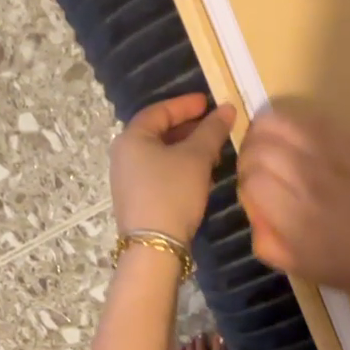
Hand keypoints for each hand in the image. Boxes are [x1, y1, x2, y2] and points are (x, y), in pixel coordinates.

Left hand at [110, 94, 236, 242]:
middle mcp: (123, 156)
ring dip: (186, 151)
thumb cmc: (172, 193)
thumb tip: (226, 109)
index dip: (185, 105)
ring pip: (160, 156)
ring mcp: (127, 181)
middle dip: (188, 129)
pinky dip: (179, 169)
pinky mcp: (136, 201)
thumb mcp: (196, 158)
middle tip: (213, 128)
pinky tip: (199, 177)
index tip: (208, 102)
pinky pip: (159, 175)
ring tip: (212, 152)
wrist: (154, 247)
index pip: (159, 111)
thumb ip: (212, 130)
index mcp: (131, 138)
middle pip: (158, 133)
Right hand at [238, 107, 349, 300]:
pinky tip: (296, 143)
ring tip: (269, 150)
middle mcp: (307, 176)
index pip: (249, 179)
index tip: (254, 198)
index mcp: (294, 214)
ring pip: (277, 122)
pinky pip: (308, 118)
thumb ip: (269, 242)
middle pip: (257, 145)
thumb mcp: (302, 270)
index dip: (244, 185)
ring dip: (264, 133)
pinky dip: (292, 125)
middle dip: (248, 157)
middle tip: (256, 172)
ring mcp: (329, 152)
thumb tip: (255, 215)